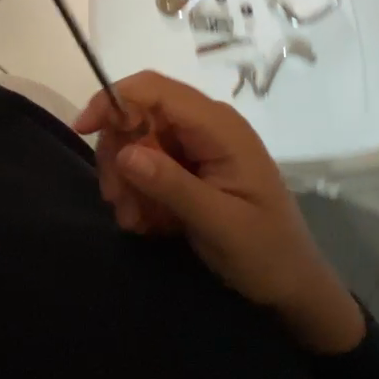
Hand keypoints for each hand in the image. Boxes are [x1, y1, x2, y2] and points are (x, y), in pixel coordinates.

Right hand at [74, 72, 365, 354]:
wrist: (295, 289)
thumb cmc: (266, 254)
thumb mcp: (219, 224)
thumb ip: (172, 185)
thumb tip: (124, 151)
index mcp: (219, 127)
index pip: (154, 89)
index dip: (113, 100)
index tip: (83, 130)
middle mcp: (205, 125)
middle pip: (137, 114)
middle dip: (118, 153)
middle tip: (116, 200)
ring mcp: (196, 143)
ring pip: (134, 139)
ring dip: (124, 177)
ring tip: (132, 219)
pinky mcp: (188, 163)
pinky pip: (144, 161)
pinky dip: (136, 188)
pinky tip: (143, 220)